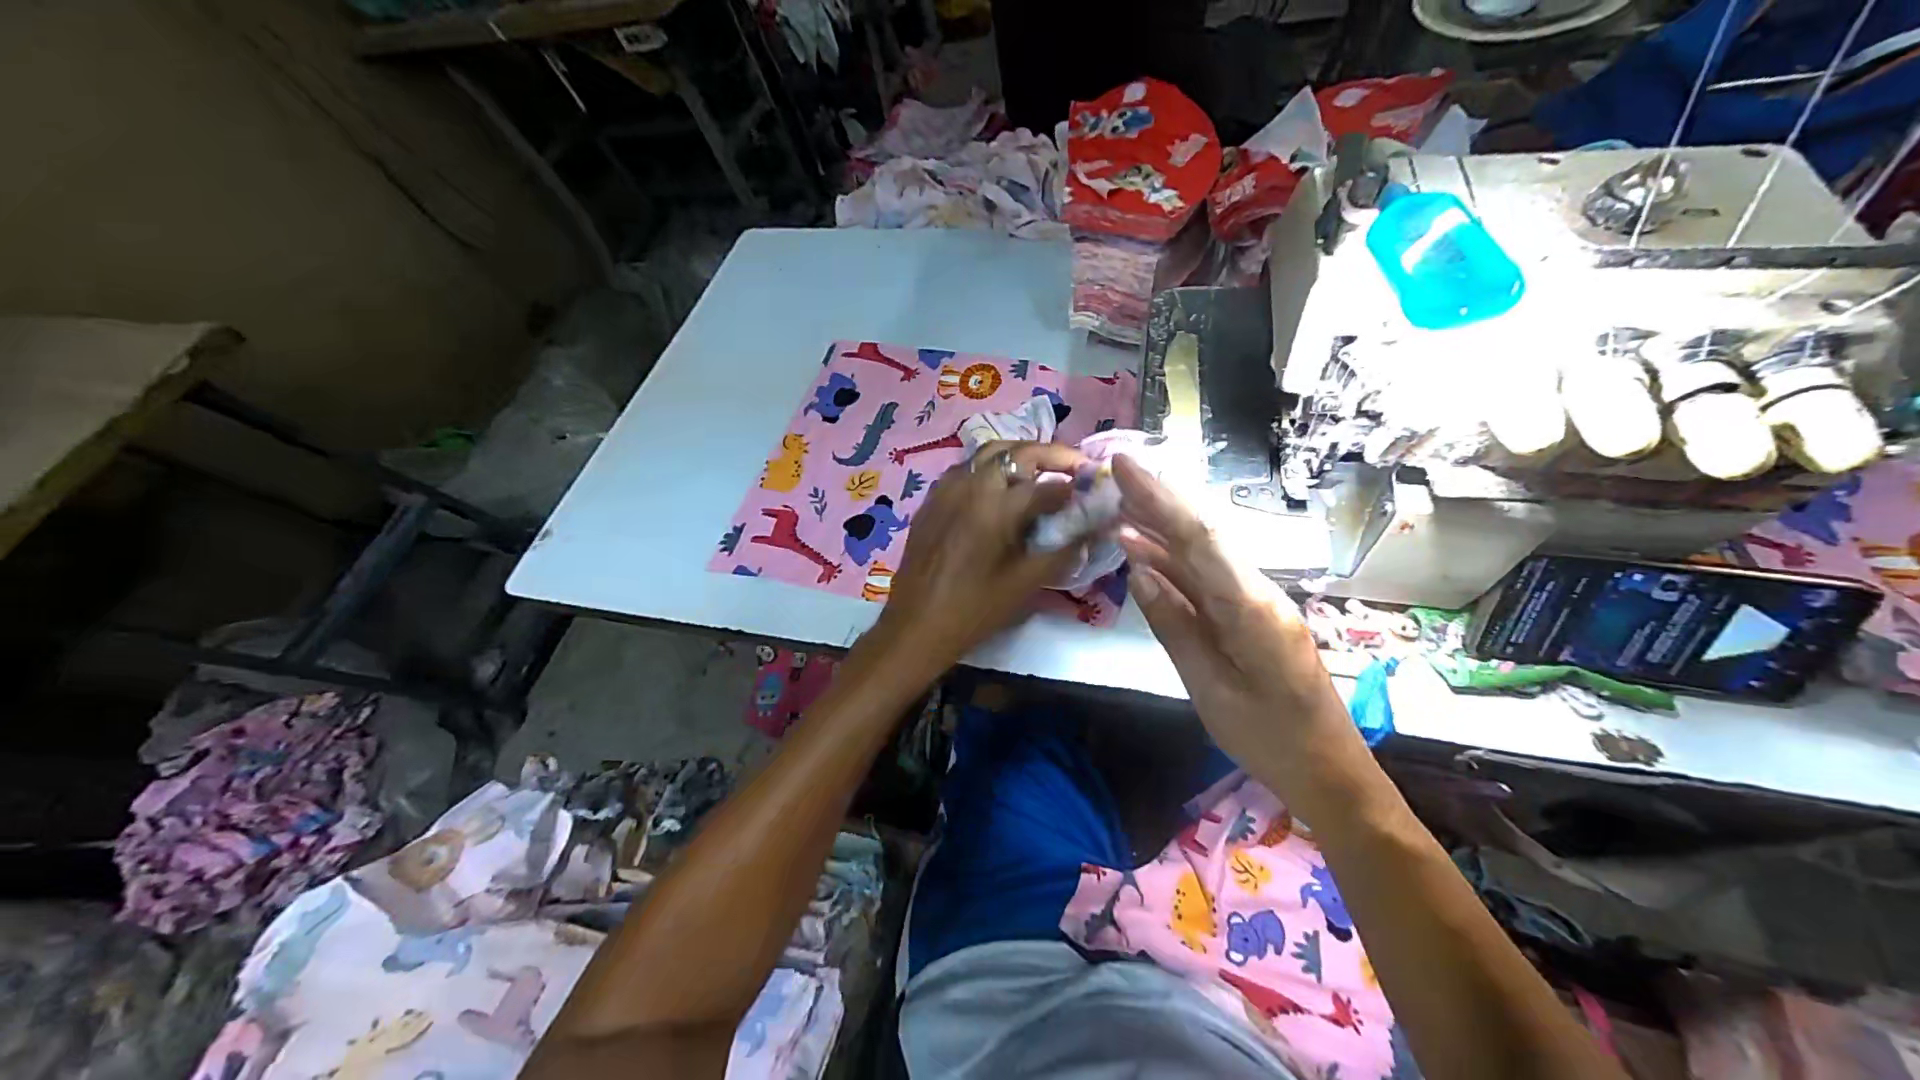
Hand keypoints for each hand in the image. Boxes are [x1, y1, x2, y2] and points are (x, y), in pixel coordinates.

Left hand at [872, 441, 1087, 674]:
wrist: (915, 625)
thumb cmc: (974, 609)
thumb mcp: (1025, 584)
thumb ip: (1063, 550)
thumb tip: (1092, 530)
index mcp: (997, 506)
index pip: (1048, 484)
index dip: (1077, 484)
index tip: (1095, 488)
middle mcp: (972, 485)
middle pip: (1018, 452)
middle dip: (1051, 455)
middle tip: (1074, 467)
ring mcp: (947, 488)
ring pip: (989, 453)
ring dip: (1019, 455)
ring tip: (1040, 472)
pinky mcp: (932, 499)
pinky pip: (966, 468)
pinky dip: (990, 468)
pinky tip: (1000, 489)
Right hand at [1111, 455, 1360, 787]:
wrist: (1330, 771)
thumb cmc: (1269, 739)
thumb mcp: (1210, 689)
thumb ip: (1174, 626)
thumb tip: (1138, 572)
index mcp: (1250, 608)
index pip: (1198, 538)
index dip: (1158, 498)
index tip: (1124, 465)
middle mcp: (1258, 592)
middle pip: (1202, 536)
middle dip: (1158, 500)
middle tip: (1115, 472)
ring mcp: (1258, 603)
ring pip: (1204, 555)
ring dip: (1162, 528)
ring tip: (1118, 505)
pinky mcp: (1254, 617)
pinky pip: (1209, 580)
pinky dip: (1176, 563)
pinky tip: (1147, 553)